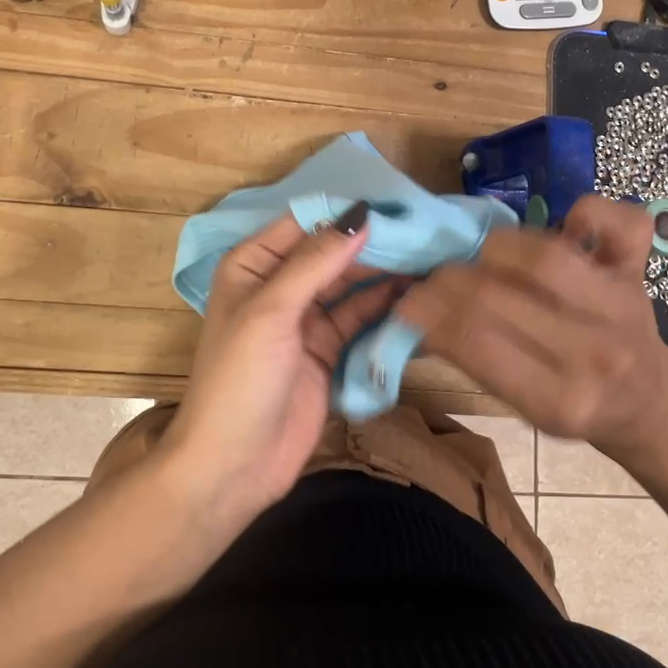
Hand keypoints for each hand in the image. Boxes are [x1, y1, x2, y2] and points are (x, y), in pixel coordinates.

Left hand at [157, 202, 407, 525]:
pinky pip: (361, 318)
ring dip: (386, 274)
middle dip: (375, 244)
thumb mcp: (273, 310)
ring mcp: (306, 319)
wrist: (233, 465)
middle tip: (430, 233)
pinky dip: (386, 307)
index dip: (347, 212)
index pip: (305, 223)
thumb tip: (361, 214)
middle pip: (333, 253)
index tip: (399, 202)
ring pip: (351, 285)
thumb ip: (317, 261)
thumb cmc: (241, 378)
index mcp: (253, 264)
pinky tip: (419, 295)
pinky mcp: (328, 351)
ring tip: (434, 258)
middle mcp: (280, 285)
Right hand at [390, 195, 667, 453]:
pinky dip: (588, 210)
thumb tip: (413, 315)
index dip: (429, 313)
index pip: (476, 342)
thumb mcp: (525, 411)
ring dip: (497, 247)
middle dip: (449, 280)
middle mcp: (594, 354)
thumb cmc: (578, 408)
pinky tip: (566, 222)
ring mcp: (623, 307)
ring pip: (545, 255)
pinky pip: (620, 223)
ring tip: (480, 255)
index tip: (407, 301)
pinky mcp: (640, 272)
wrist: (652, 404)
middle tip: (433, 277)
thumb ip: (476, 361)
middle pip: (499, 294)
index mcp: (560, 401)